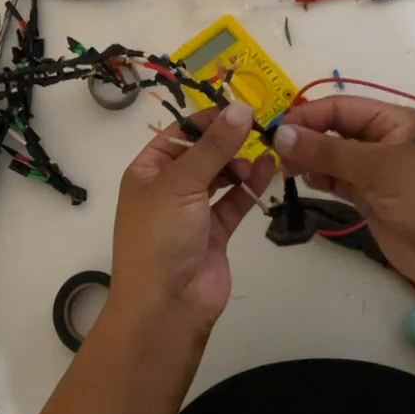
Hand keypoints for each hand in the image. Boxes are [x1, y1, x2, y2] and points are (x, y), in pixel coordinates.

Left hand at [108, 102, 276, 331]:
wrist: (166, 306)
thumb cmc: (160, 237)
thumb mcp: (182, 183)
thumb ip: (214, 147)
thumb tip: (240, 108)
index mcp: (146, 171)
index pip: (177, 134)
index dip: (205, 120)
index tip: (238, 107)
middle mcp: (167, 188)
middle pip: (200, 154)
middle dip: (226, 140)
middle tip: (258, 126)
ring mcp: (192, 211)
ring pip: (220, 177)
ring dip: (239, 162)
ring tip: (264, 150)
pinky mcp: (215, 233)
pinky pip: (234, 201)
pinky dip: (250, 186)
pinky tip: (268, 169)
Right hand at [272, 96, 414, 300]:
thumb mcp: (377, 169)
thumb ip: (326, 150)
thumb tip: (280, 133)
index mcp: (395, 122)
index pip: (342, 108)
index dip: (308, 115)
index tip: (276, 129)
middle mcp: (385, 141)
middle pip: (335, 130)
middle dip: (307, 138)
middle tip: (275, 154)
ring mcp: (378, 171)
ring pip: (334, 155)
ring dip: (310, 159)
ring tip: (286, 169)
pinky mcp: (372, 198)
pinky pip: (339, 179)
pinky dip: (321, 178)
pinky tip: (304, 180)